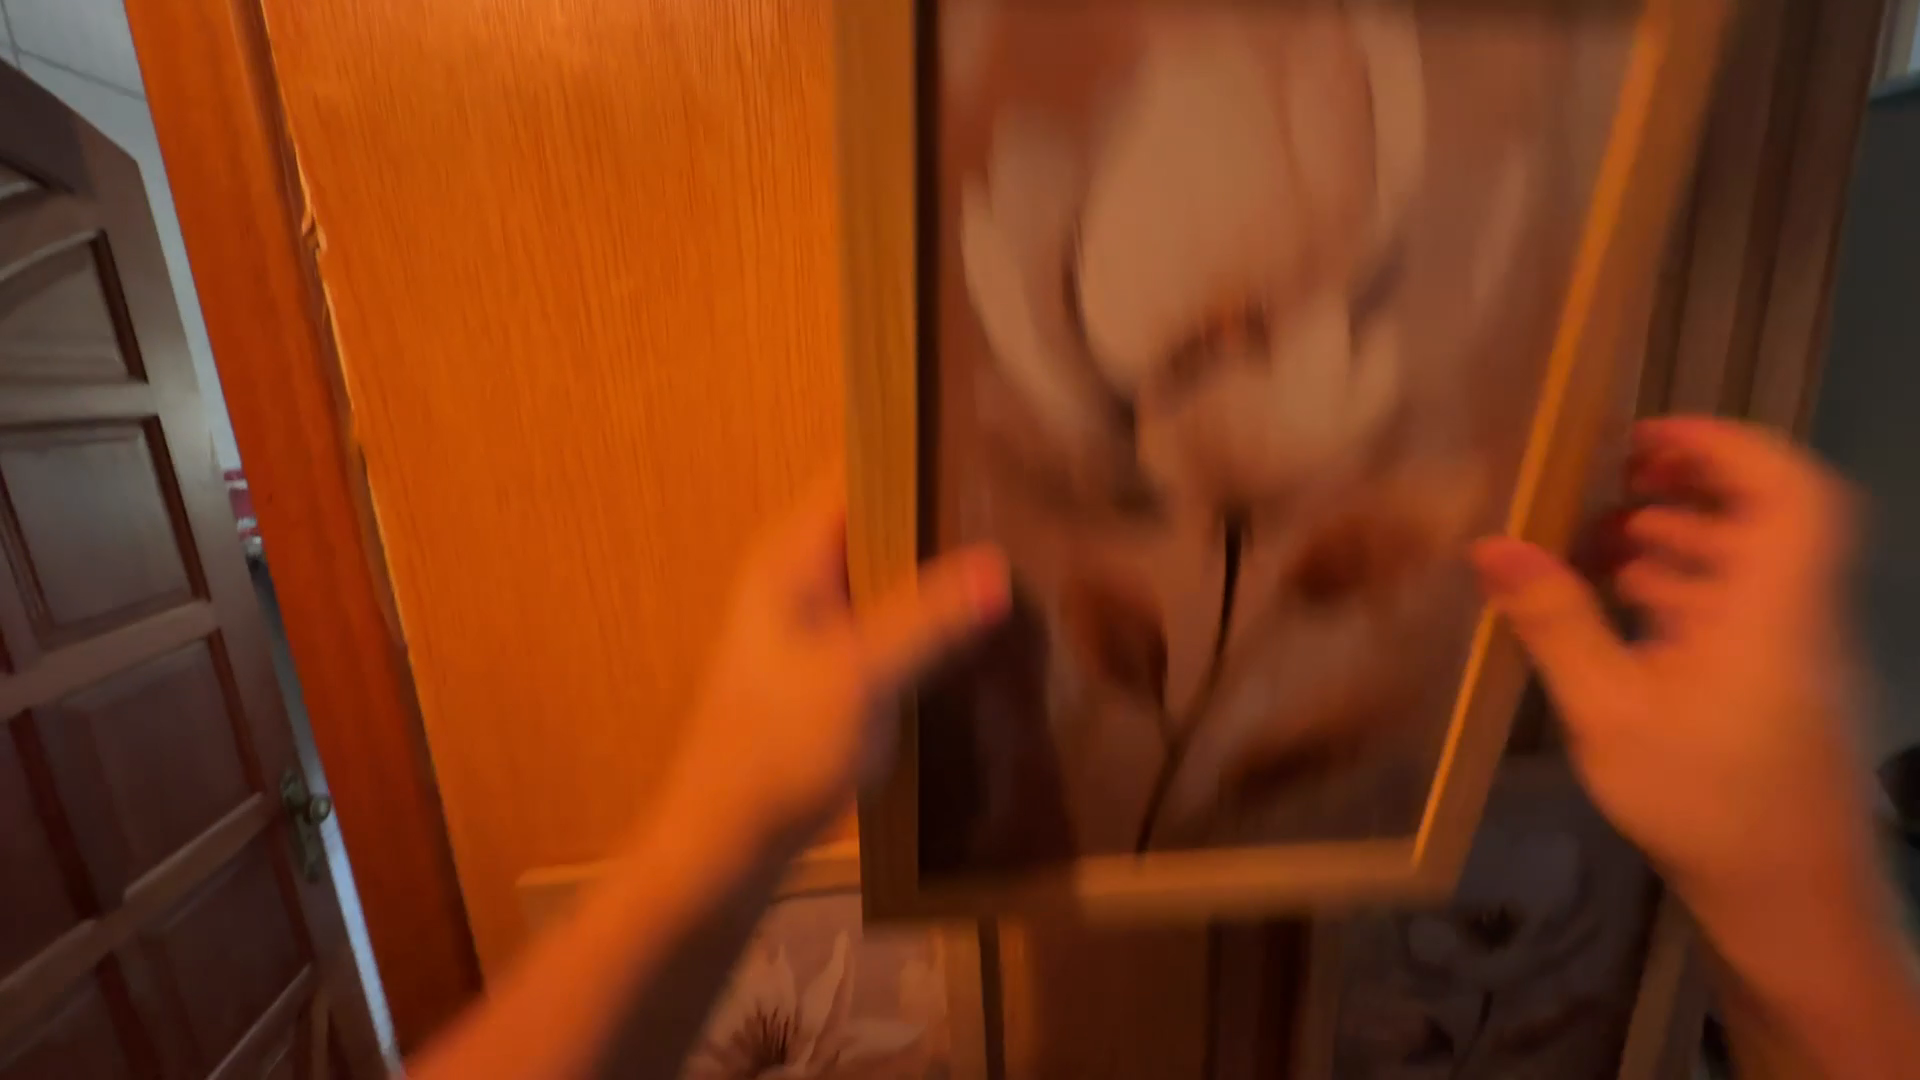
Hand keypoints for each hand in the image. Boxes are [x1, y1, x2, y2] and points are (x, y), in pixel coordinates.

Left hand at [675, 475, 1010, 839]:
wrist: (728, 839)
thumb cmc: (780, 745)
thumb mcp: (861, 676)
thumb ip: (929, 619)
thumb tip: (998, 567)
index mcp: (792, 556)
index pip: (856, 473)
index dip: (916, 457)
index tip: (985, 454)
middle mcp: (799, 575)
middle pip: (876, 521)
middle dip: (937, 517)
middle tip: (1012, 514)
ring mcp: (812, 619)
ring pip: (883, 572)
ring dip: (932, 570)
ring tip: (1004, 562)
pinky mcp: (827, 659)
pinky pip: (883, 616)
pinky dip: (921, 614)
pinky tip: (969, 626)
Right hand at [1471, 416, 1869, 911]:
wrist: (1786, 900)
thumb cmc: (1701, 798)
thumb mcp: (1606, 707)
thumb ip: (1552, 620)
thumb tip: (1490, 545)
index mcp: (1768, 613)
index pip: (1790, 497)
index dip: (1728, 448)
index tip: (1643, 436)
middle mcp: (1790, 618)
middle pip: (1765, 519)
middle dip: (1686, 484)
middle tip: (1604, 476)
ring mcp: (1782, 652)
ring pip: (1740, 564)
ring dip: (1670, 537)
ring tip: (1589, 539)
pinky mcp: (1765, 681)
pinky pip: (1726, 607)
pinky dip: (1671, 585)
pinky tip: (1612, 602)